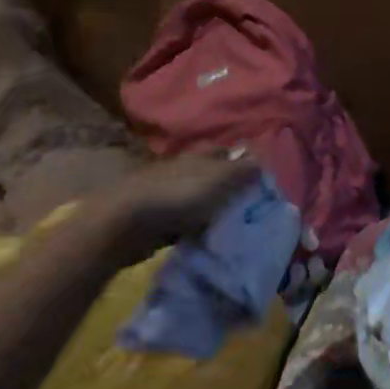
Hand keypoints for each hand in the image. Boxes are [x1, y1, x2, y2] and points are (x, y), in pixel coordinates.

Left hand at [69, 154, 258, 267]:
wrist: (126, 222)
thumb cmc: (179, 197)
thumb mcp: (219, 181)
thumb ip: (242, 171)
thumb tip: (262, 160)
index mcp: (200, 157)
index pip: (226, 152)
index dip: (242, 161)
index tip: (259, 178)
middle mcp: (183, 170)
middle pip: (211, 174)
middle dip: (227, 186)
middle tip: (248, 204)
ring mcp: (166, 193)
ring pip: (196, 197)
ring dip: (210, 207)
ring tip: (230, 224)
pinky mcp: (155, 217)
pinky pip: (183, 219)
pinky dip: (194, 225)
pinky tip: (204, 236)